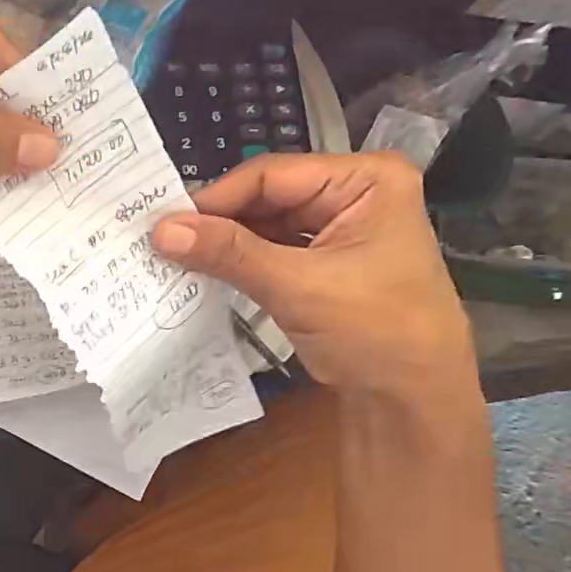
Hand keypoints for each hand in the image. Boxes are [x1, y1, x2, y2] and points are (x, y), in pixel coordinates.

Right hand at [150, 152, 474, 397]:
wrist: (409, 396)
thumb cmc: (373, 330)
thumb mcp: (297, 286)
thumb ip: (228, 253)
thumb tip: (161, 230)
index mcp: (365, 179)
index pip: (271, 175)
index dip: (215, 199)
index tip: (164, 224)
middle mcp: (350, 193)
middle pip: (265, 198)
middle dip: (217, 223)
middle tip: (163, 242)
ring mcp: (334, 228)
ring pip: (261, 225)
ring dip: (222, 244)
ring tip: (174, 256)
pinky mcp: (319, 260)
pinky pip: (267, 250)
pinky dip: (236, 261)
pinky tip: (202, 270)